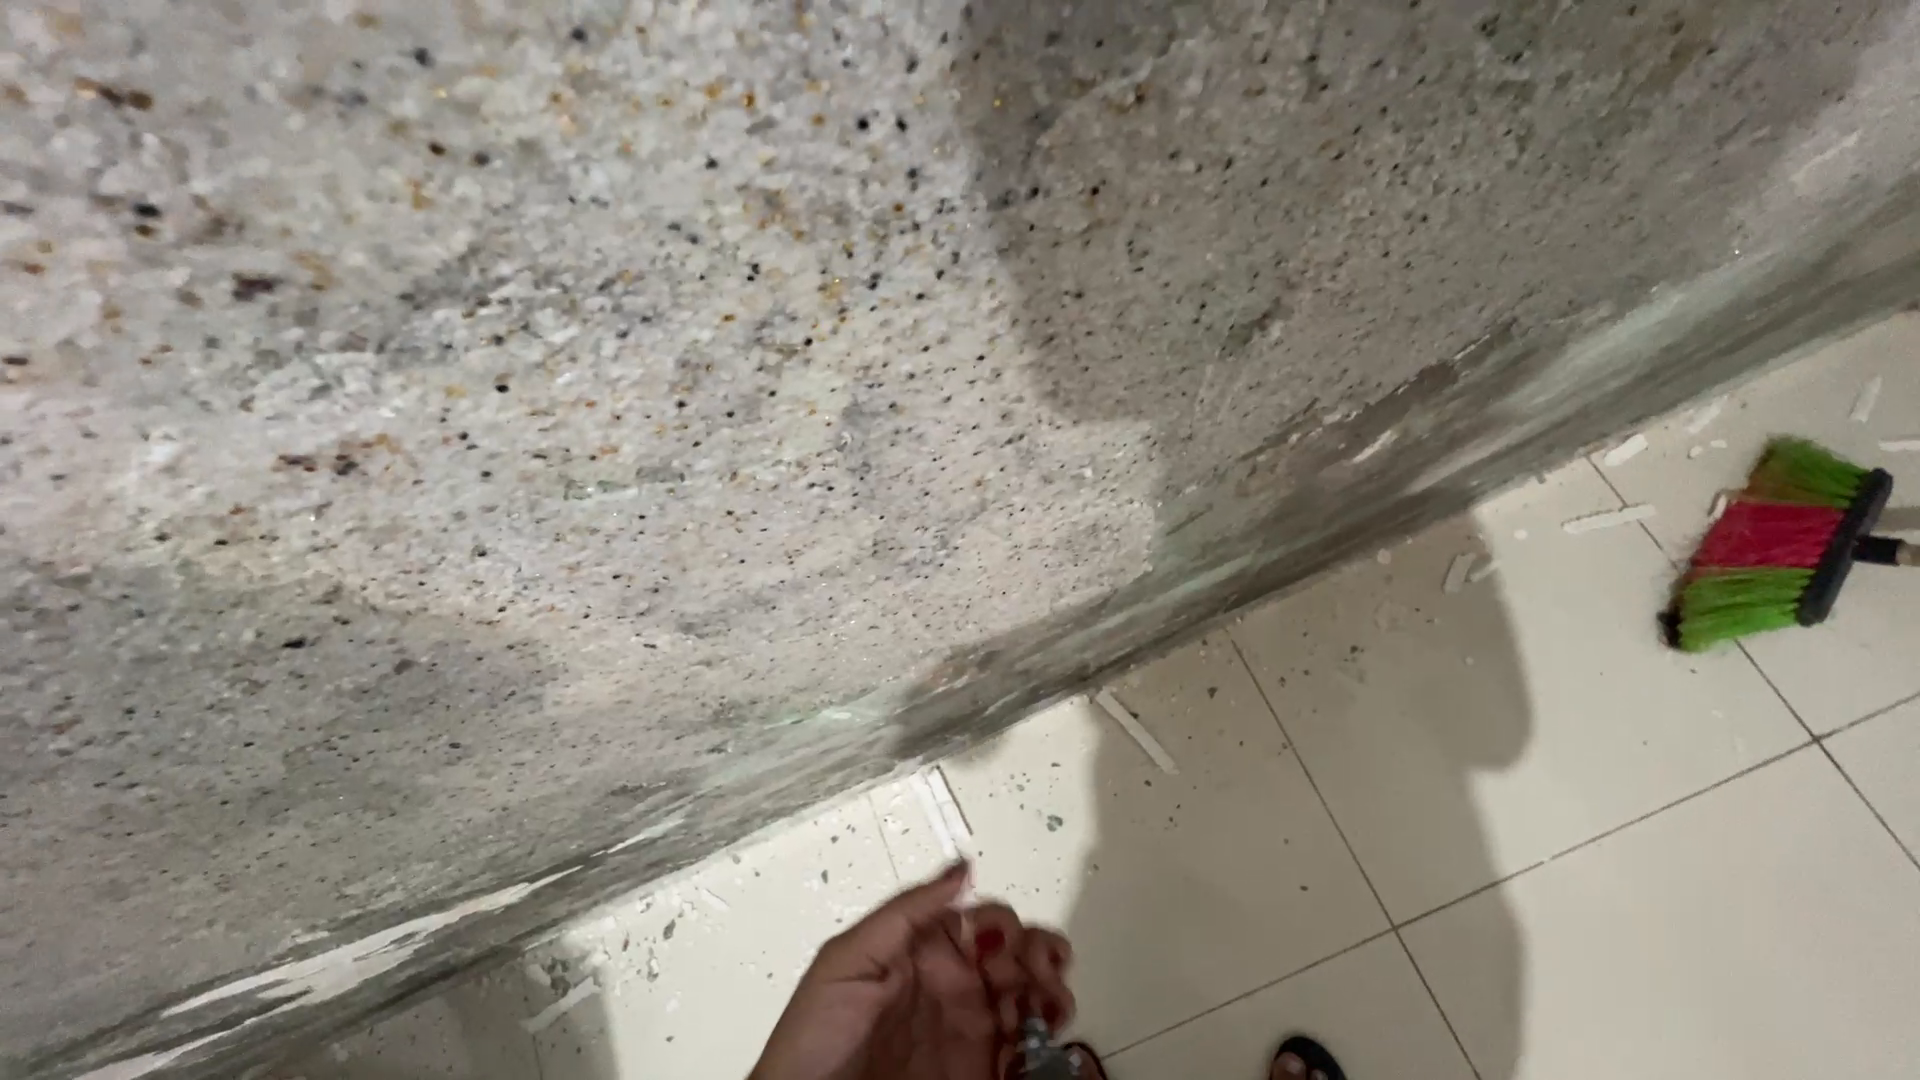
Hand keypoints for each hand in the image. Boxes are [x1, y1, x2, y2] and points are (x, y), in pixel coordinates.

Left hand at [749, 861, 1075, 1079]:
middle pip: (1013, 954)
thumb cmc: (815, 1037)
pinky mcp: (978, 1070)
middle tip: (1043, 969)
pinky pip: (1024, 1048)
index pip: (978, 921)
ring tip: (1051, 1003)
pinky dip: (1044, 1036)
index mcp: (923, 951)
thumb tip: (962, 867)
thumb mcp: (849, 958)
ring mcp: (966, 1029)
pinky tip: (1043, 1034)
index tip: (1009, 939)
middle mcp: (950, 984)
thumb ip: (908, 909)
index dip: (1002, 923)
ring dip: (1049, 990)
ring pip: (1027, 996)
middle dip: (1037, 952)